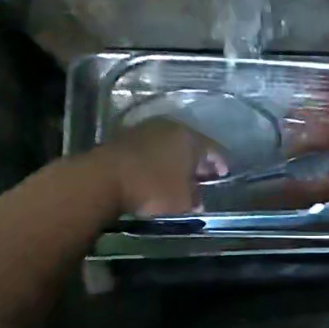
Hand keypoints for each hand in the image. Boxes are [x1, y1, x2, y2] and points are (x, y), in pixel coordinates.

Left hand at [90, 119, 216, 216]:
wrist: (104, 178)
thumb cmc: (152, 188)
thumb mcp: (181, 201)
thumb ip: (194, 198)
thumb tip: (198, 199)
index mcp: (190, 137)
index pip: (213, 149)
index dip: (221, 163)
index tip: (225, 174)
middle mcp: (170, 126)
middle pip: (190, 143)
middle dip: (197, 160)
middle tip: (203, 175)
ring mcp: (145, 129)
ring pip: (168, 144)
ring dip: (175, 159)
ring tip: (179, 176)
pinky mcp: (124, 137)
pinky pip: (150, 149)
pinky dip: (157, 159)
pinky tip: (157, 172)